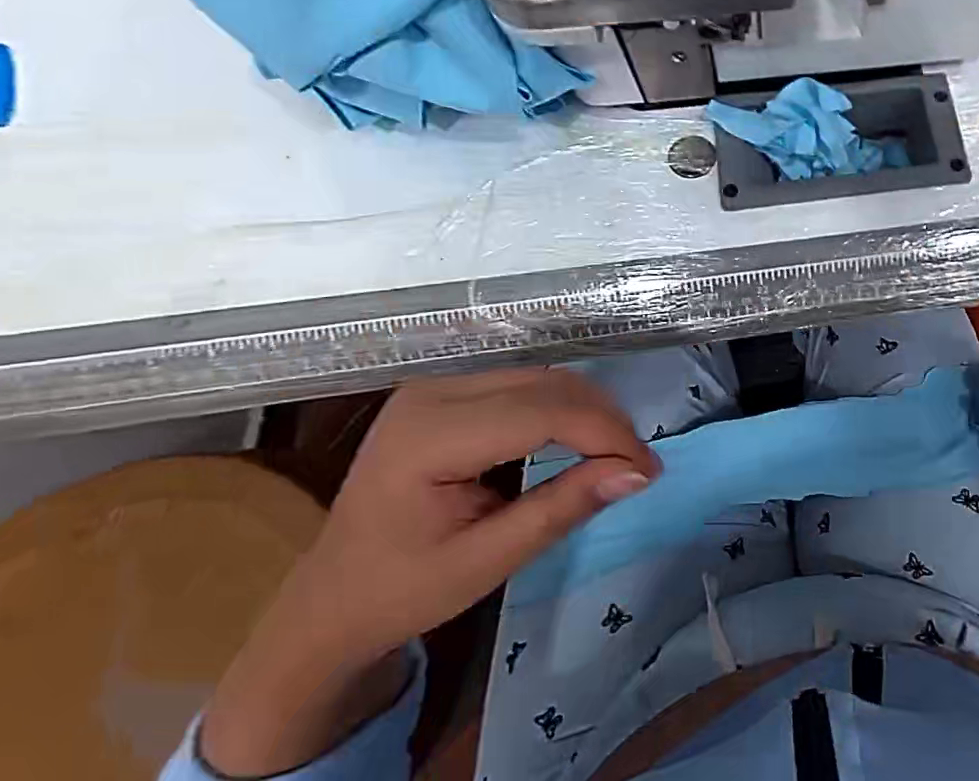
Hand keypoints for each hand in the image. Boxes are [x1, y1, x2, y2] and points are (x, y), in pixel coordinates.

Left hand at [200, 369, 660, 776]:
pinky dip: (564, 410)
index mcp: (428, 437)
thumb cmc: (401, 591)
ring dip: (589, 411)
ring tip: (617, 455)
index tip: (648, 470)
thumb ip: (561, 508)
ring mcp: (436, 387)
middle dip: (604, 421)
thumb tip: (637, 474)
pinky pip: (524, 386)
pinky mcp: (446, 393)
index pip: (542, 413)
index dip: (606, 434)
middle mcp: (431, 394)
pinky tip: (581, 440)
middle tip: (638, 467)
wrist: (330, 601)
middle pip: (546, 385)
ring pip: (541, 378)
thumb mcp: (486, 561)